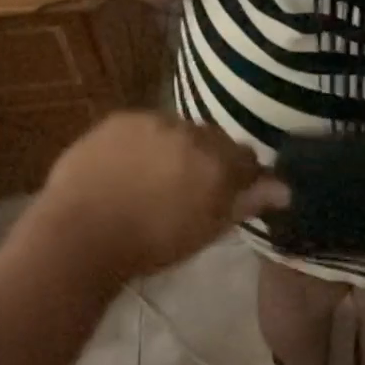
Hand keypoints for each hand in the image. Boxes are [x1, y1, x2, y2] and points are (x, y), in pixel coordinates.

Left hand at [40, 111, 289, 279]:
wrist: (79, 237)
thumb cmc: (150, 245)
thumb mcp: (206, 230)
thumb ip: (247, 202)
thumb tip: (285, 188)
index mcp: (217, 162)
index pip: (246, 158)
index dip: (239, 176)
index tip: (226, 194)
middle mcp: (191, 132)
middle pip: (212, 139)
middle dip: (207, 158)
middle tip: (187, 188)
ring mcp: (152, 122)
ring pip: (177, 130)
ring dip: (174, 147)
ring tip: (153, 178)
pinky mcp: (119, 119)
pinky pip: (143, 127)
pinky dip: (142, 142)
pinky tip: (126, 168)